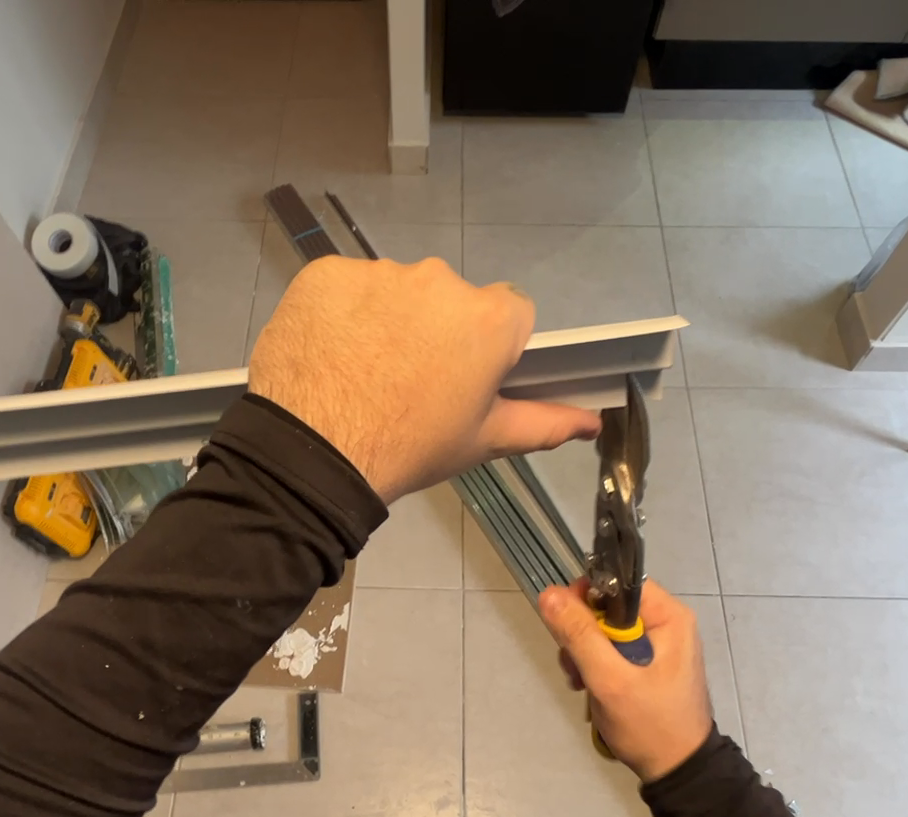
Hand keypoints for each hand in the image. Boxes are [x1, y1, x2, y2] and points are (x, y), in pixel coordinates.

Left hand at [247, 256, 600, 502]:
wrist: (313, 454)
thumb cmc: (410, 448)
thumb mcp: (482, 441)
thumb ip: (543, 423)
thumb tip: (593, 422)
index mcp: (488, 318)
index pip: (510, 315)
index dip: (490, 349)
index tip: (464, 380)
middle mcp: (439, 278)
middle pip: (451, 301)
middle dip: (439, 333)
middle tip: (408, 384)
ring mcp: (378, 271)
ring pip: (398, 291)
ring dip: (390, 321)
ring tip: (364, 373)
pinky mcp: (325, 271)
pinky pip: (348, 288)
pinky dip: (344, 314)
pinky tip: (332, 354)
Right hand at [539, 580, 713, 782]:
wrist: (677, 771)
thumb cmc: (650, 724)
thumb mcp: (610, 680)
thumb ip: (579, 635)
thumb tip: (549, 594)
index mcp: (667, 616)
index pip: (617, 582)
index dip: (585, 596)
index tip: (564, 624)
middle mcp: (664, 621)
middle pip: (606, 605)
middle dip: (580, 632)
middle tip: (573, 665)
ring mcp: (656, 643)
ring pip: (602, 628)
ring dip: (582, 652)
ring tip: (580, 682)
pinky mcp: (646, 662)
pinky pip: (610, 648)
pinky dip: (593, 664)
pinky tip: (588, 687)